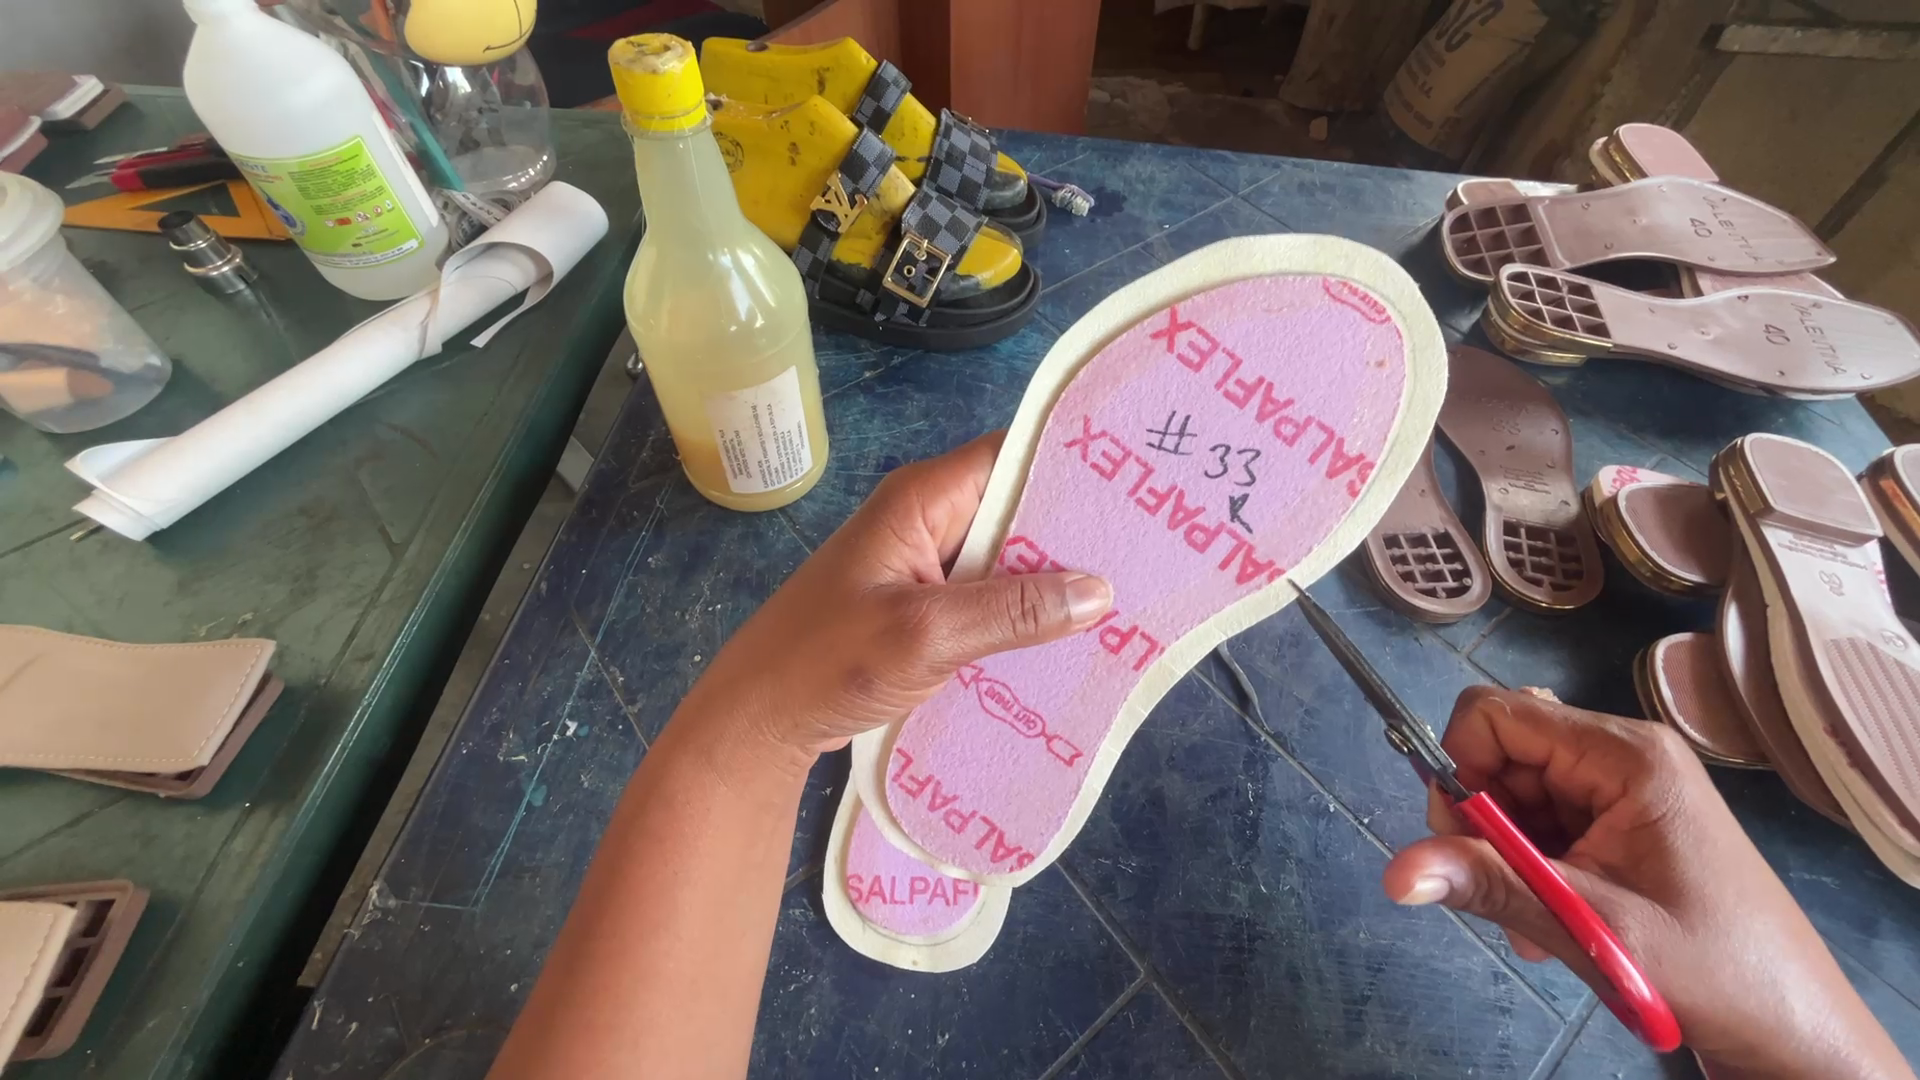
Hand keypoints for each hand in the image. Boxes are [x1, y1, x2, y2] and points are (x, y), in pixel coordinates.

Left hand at [681, 432, 1112, 767]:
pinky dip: (1024, 610)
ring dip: (1052, 577)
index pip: (1012, 456)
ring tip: (1126, 592)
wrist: (760, 721)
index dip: (1074, 466)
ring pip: (1005, 556)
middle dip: (1075, 529)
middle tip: (1148, 549)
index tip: (1138, 487)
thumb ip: (1012, 609)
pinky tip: (1069, 634)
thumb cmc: (826, 662)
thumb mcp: (925, 633)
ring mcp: (925, 565)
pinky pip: (988, 595)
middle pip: (1016, 508)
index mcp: (923, 498)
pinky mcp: (925, 605)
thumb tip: (1100, 590)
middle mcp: (928, 519)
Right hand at [1381, 686, 1912, 1078]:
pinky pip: (1533, 814)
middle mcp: (1616, 752)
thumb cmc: (1716, 971)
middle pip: (1495, 751)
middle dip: (1481, 816)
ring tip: (1533, 912)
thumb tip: (1393, 873)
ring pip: (1507, 787)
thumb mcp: (1594, 927)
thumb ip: (1489, 883)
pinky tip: (1549, 908)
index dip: (1461, 762)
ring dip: (1501, 847)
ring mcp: (1615, 783)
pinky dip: (1523, 859)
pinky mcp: (1612, 814)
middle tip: (1501, 881)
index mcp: (1623, 754)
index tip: (1467, 831)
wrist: (1799, 1040)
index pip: (1493, 713)